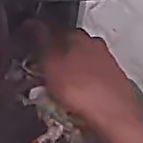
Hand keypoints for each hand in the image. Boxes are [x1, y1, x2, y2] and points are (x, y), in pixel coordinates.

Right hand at [29, 23, 142, 142]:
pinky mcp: (113, 79)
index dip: (35, 35)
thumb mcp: (49, 66)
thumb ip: (40, 44)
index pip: (51, 27)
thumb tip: (33, 25)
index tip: (26, 44)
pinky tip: (74, 96)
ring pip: (79, 59)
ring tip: (55, 87)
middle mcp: (93, 43)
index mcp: (76, 35)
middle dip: (52, 53)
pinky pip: (89, 76)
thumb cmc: (83, 90)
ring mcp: (106, 61)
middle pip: (66, 43)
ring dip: (67, 68)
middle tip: (39, 68)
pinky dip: (80, 82)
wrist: (116, 116)